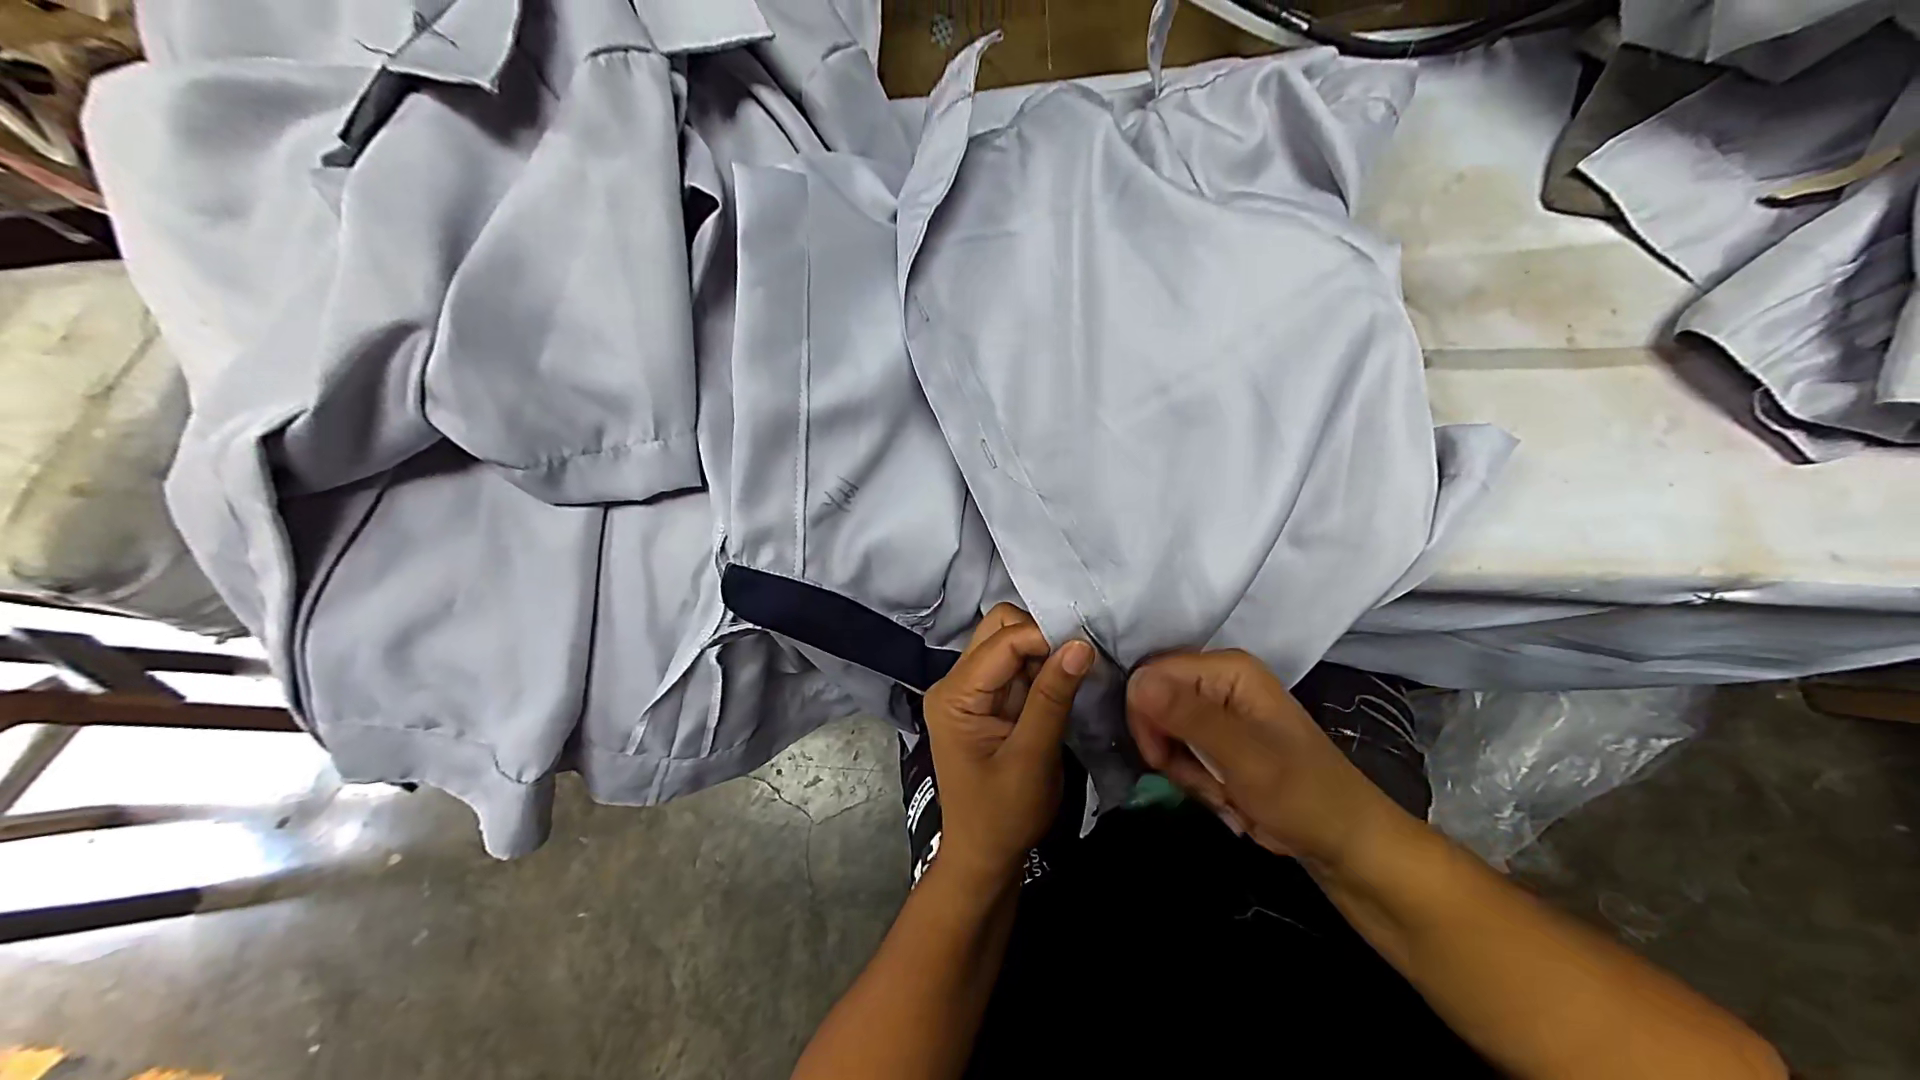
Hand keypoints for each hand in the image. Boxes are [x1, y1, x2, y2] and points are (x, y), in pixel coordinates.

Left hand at [921, 604, 1095, 887]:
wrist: (985, 856)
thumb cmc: (1003, 815)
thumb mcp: (1032, 757)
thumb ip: (1053, 697)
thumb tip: (1081, 645)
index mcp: (955, 695)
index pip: (1003, 640)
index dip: (1045, 636)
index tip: (1087, 648)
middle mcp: (956, 683)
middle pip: (999, 629)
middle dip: (1041, 635)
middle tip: (1079, 658)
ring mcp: (971, 691)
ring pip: (1009, 643)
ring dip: (1044, 651)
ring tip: (1078, 668)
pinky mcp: (988, 701)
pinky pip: (1016, 667)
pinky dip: (1042, 667)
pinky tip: (1066, 680)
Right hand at [1126, 649, 1407, 871]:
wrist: (1345, 844)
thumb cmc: (1303, 796)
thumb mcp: (1245, 758)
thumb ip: (1189, 717)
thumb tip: (1136, 683)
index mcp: (1228, 669)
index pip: (1151, 675)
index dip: (1146, 716)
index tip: (1162, 758)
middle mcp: (1219, 680)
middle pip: (1153, 702)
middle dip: (1167, 748)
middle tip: (1199, 779)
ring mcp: (1219, 710)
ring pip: (1162, 731)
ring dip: (1182, 769)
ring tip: (1220, 791)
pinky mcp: (1218, 738)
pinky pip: (1178, 750)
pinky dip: (1192, 778)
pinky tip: (1224, 794)